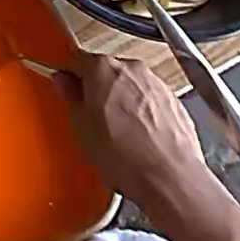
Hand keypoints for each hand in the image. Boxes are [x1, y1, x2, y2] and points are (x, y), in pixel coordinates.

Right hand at [54, 52, 215, 207]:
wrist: (172, 180)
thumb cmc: (128, 157)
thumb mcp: (83, 129)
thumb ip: (71, 97)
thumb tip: (65, 84)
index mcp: (102, 68)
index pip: (78, 60)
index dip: (71, 76)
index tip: (68, 88)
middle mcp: (130, 68)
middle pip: (107, 71)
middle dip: (100, 90)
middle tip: (94, 118)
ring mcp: (155, 82)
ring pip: (131, 85)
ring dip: (125, 101)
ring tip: (121, 135)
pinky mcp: (174, 100)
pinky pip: (152, 100)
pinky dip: (146, 113)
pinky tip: (141, 140)